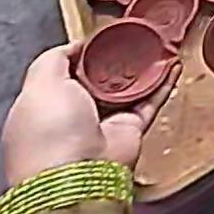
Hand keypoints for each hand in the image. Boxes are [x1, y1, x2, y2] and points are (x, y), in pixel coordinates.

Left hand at [0, 42, 175, 185]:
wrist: (77, 178)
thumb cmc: (51, 133)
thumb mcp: (39, 86)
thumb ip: (52, 60)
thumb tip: (76, 46)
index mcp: (46, 106)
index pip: (64, 73)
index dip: (81, 54)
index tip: (100, 36)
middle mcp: (74, 115)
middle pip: (98, 79)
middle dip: (115, 58)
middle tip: (133, 36)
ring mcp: (103, 123)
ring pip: (127, 88)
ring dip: (143, 67)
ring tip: (158, 44)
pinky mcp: (130, 130)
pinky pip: (151, 101)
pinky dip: (164, 83)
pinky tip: (174, 65)